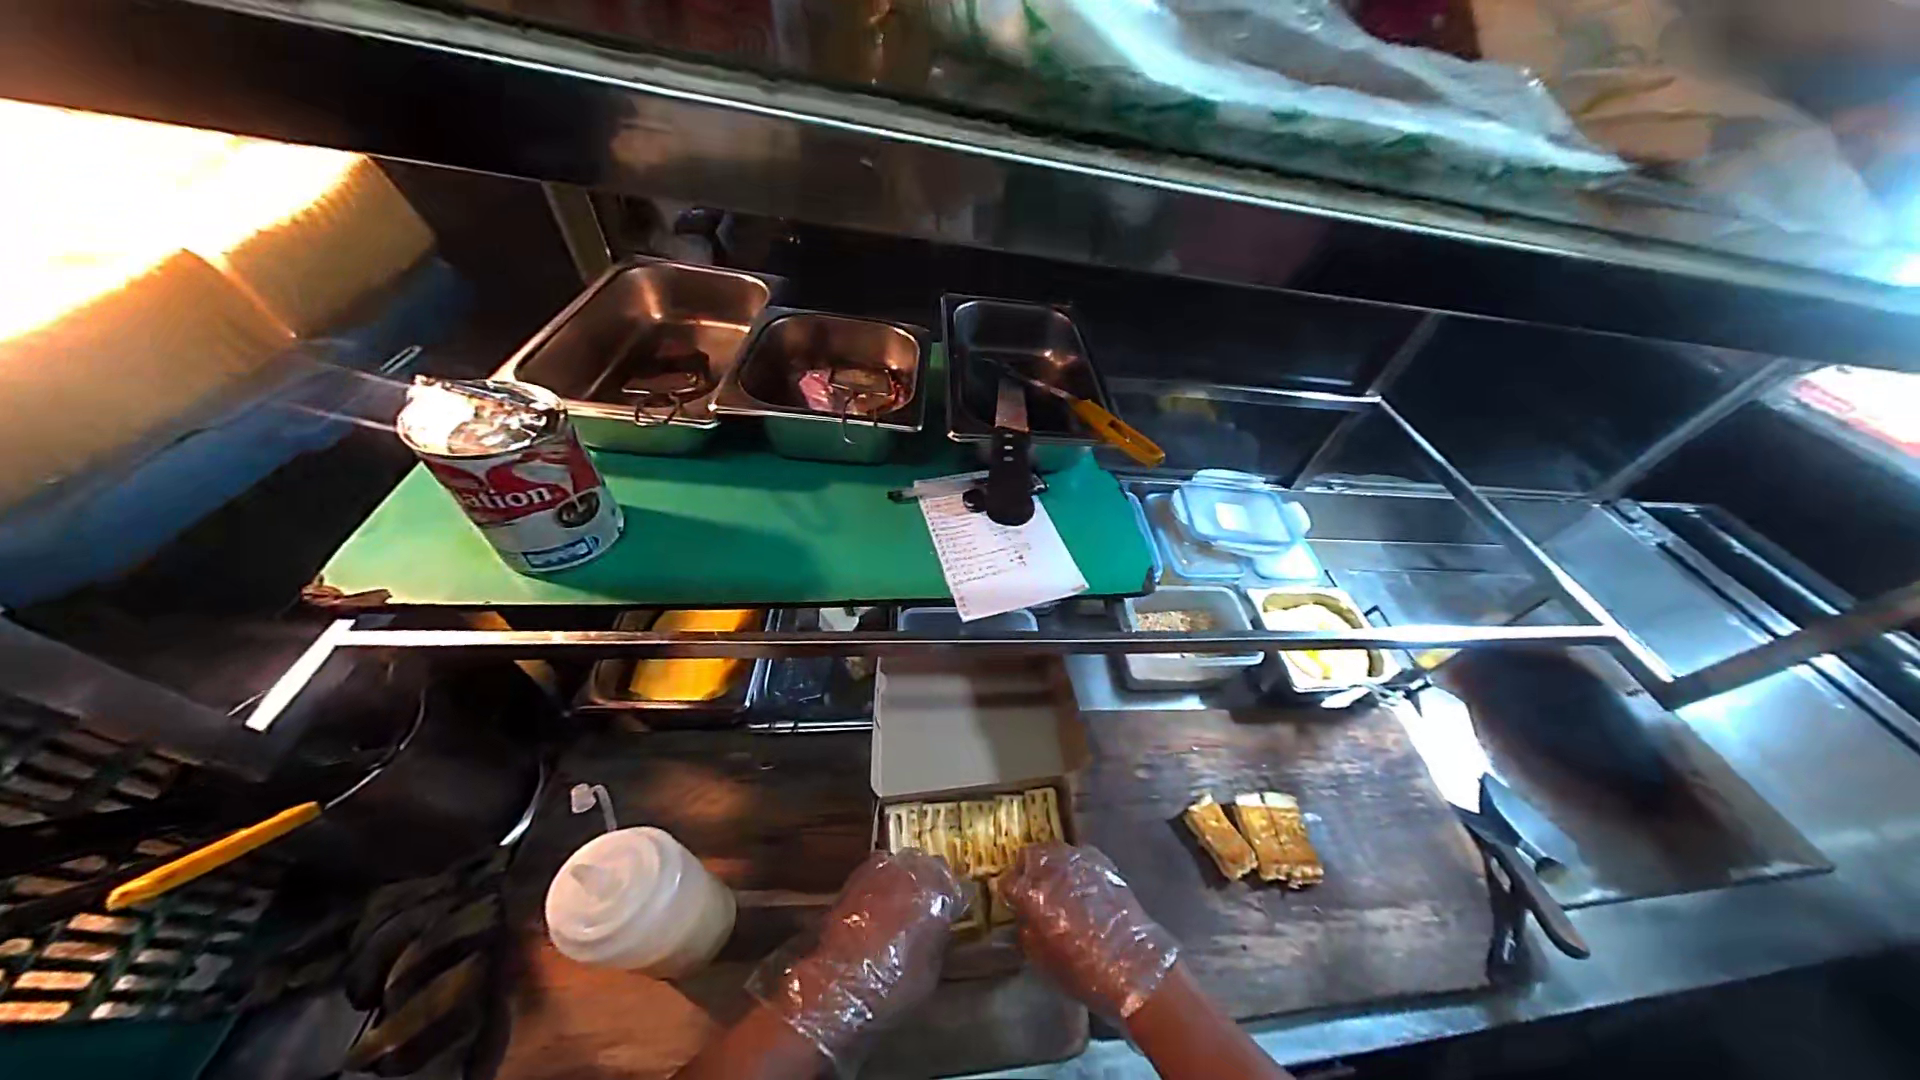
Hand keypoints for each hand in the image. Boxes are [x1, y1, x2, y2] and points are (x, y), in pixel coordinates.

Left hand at [752, 850, 961, 1067]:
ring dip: (904, 875)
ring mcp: (877, 876)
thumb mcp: (928, 972)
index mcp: (931, 898)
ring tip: (903, 895)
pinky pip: (875, 871)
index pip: (950, 881)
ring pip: (899, 862)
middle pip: (925, 864)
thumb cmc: (890, 987)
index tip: (950, 904)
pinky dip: (881, 881)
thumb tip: (940, 923)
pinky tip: (880, 900)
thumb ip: (937, 938)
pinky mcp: (853, 882)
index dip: (951, 892)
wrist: (837, 988)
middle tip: (928, 896)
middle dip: (928, 877)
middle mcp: (906, 877)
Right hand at [1000, 842, 1179, 1019]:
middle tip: (1031, 885)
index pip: (1008, 880)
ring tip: (1055, 881)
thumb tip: (1025, 916)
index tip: (1011, 899)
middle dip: (1027, 868)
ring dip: (1050, 862)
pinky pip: (1079, 855)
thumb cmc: (1083, 972)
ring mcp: (1079, 862)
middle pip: (1030, 854)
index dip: (1007, 890)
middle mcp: (1052, 870)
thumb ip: (1027, 931)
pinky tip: (1079, 882)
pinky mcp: (1102, 863)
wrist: (1135, 969)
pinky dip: (1074, 864)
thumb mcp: (1042, 961)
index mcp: (1032, 895)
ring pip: (1055, 850)